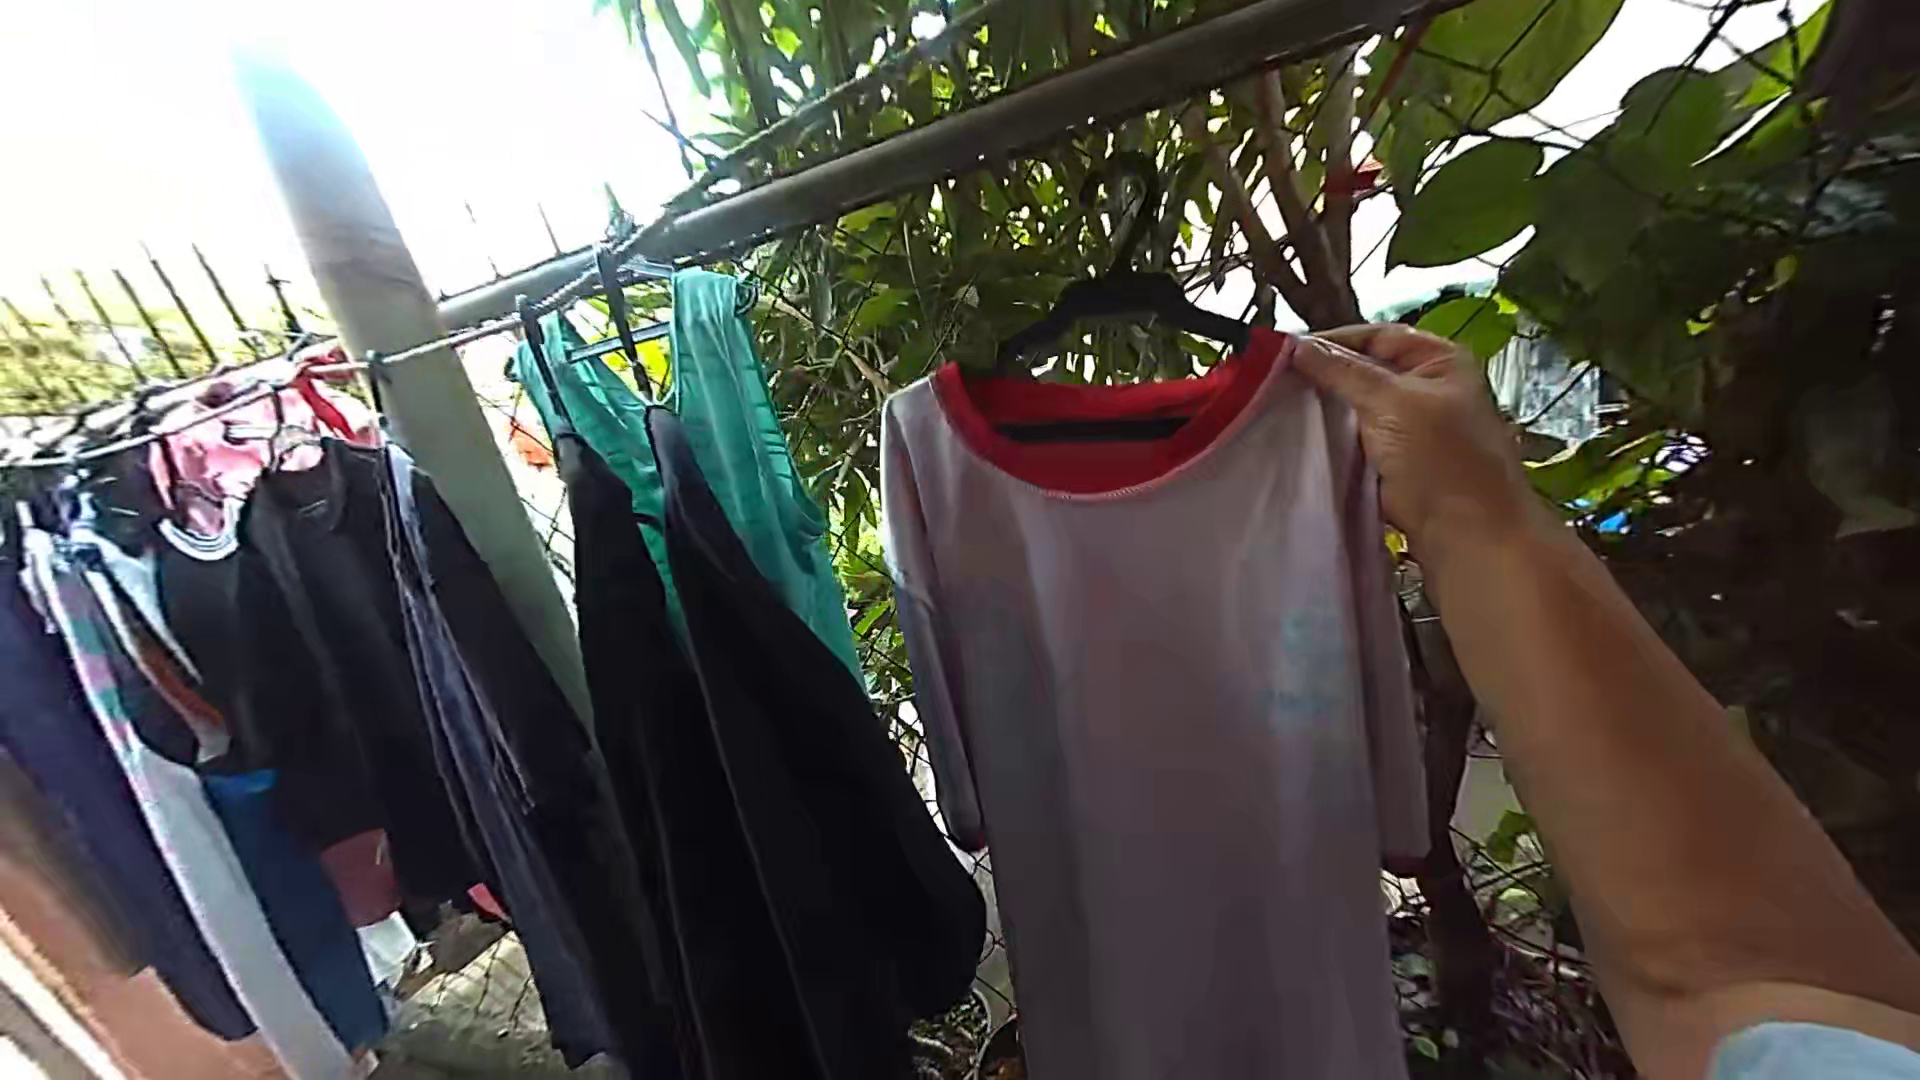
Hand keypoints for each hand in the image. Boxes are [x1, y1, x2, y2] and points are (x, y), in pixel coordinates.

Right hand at [1292, 323, 1536, 557]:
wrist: (1458, 523)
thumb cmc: (1438, 454)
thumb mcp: (1391, 401)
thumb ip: (1343, 372)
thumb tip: (1298, 347)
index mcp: (1436, 361)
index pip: (1375, 336)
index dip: (1333, 340)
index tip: (1286, 351)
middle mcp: (1417, 386)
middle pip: (1359, 368)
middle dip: (1320, 372)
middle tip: (1273, 377)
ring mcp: (1398, 421)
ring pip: (1348, 401)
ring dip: (1318, 401)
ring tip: (1275, 400)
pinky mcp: (1380, 452)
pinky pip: (1344, 430)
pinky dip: (1321, 428)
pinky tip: (1294, 427)